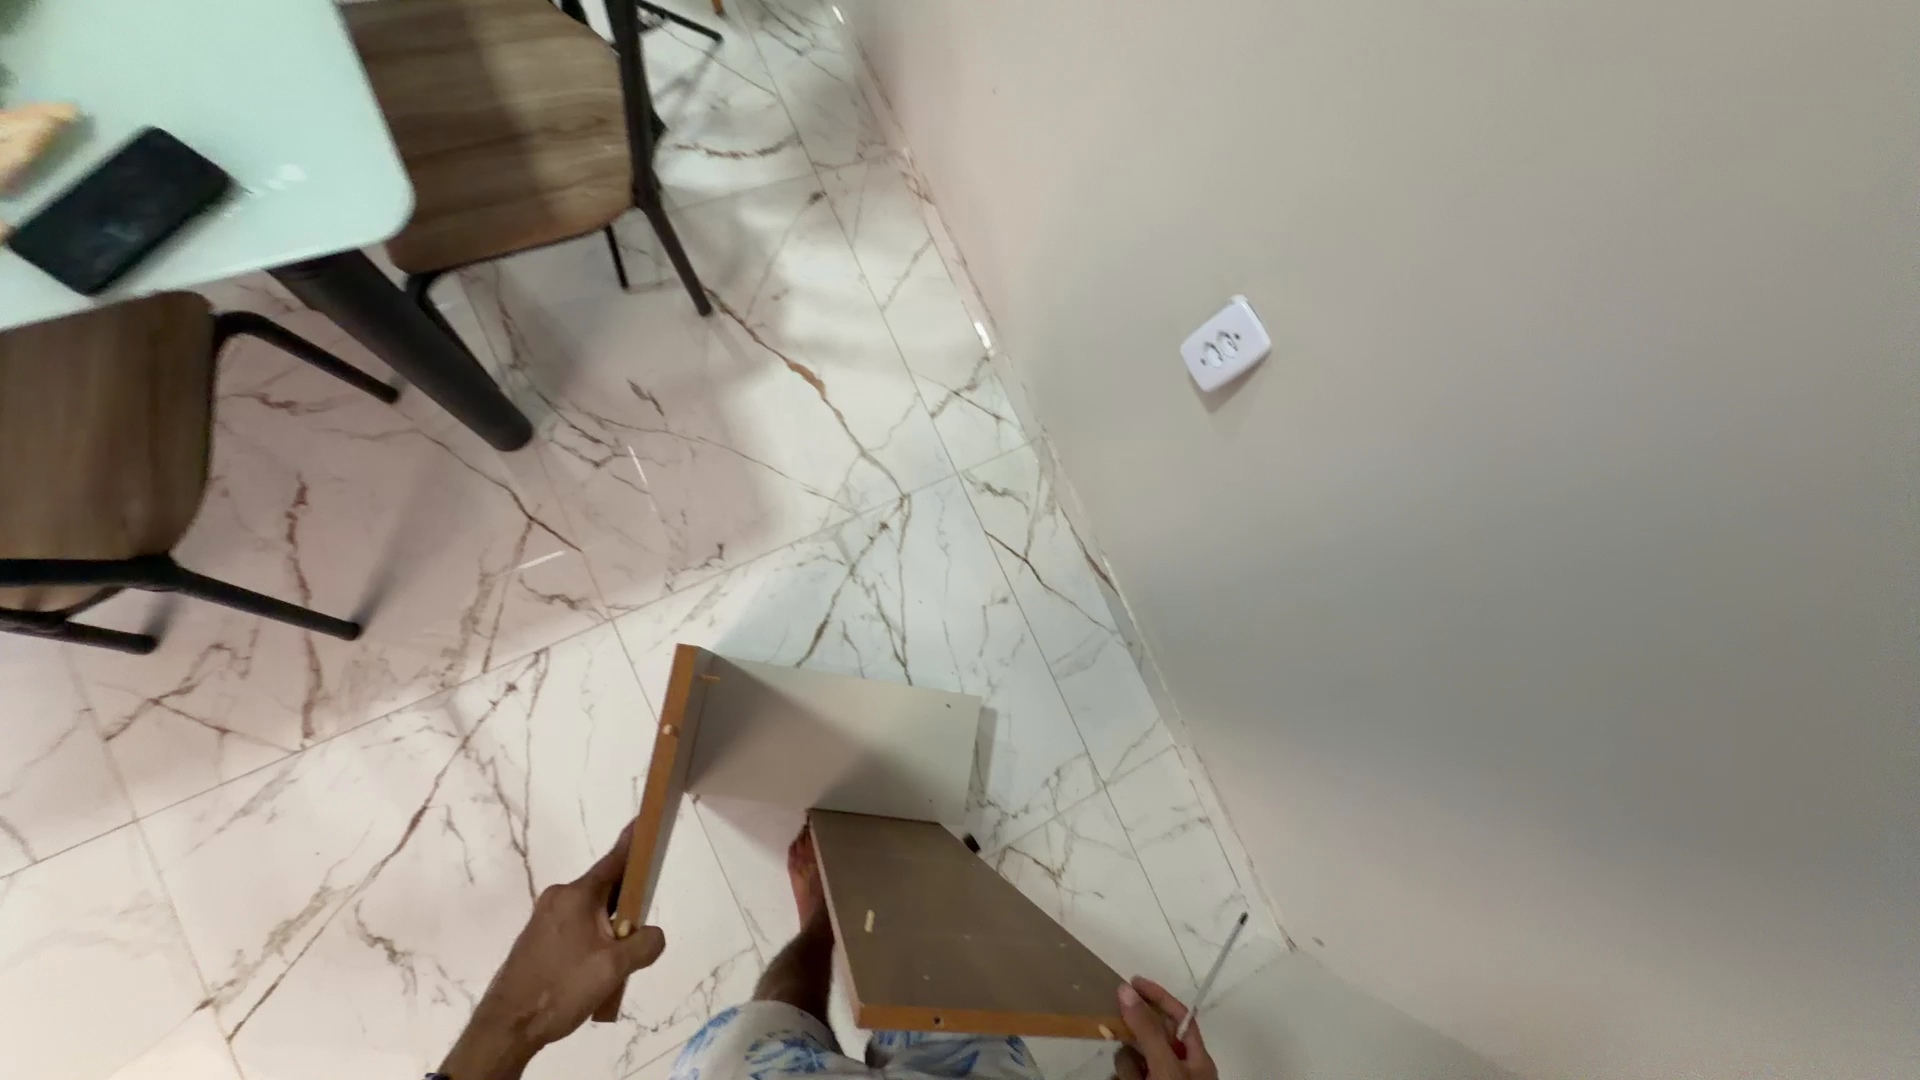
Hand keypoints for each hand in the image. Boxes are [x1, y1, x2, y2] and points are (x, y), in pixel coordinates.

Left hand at [438, 826, 666, 1079]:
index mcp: (576, 895)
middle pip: (605, 888)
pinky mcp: (536, 940)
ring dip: (608, 928)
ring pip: (591, 912)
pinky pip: (575, 927)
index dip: (633, 841)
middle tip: (638, 931)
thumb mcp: (614, 967)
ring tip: (614, 963)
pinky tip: (594, 969)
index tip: (644, 818)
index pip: (614, 859)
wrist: (504, 1030)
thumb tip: (652, 935)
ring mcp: (543, 919)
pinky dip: (592, 939)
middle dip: (626, 904)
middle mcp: (558, 898)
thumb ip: (645, 944)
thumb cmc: (560, 989)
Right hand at [1113, 977, 1218, 1079]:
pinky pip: (1125, 1074)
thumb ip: (1148, 1030)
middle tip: (1114, 1027)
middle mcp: (1179, 1069)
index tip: (1133, 982)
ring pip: (1134, 1056)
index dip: (1158, 995)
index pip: (1179, 1015)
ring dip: (1127, 1065)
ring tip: (1131, 1078)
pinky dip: (1121, 1076)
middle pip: (1151, 1035)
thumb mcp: (1166, 1065)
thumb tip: (1125, 989)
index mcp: (1196, 1058)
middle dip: (1133, 1034)